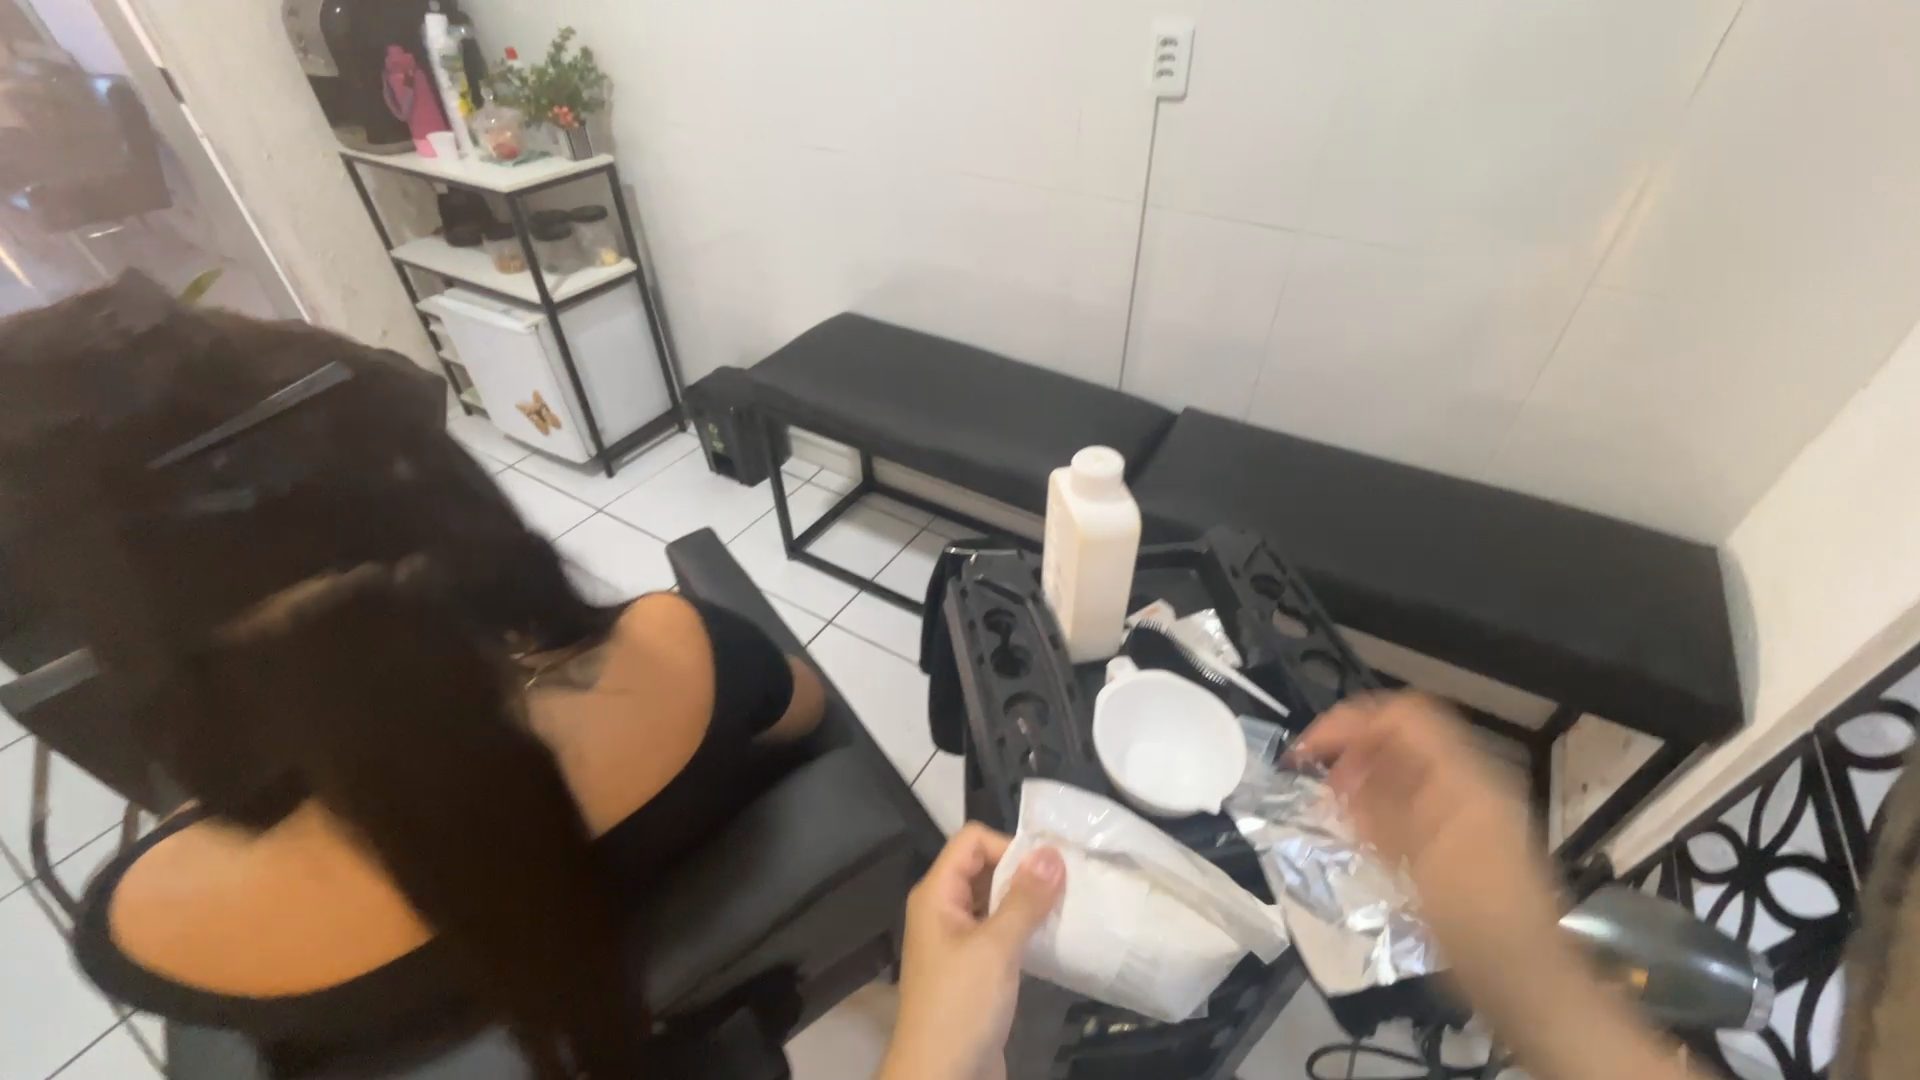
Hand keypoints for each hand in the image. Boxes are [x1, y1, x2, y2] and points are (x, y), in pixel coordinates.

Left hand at [880, 824, 1064, 1079]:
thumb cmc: (960, 1007)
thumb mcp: (996, 948)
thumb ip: (1024, 899)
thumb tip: (1052, 853)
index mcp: (937, 894)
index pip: (972, 841)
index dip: (1008, 846)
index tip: (1048, 867)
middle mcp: (944, 910)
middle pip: (984, 868)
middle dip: (1023, 872)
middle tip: (1066, 884)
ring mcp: (957, 941)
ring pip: (994, 901)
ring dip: (1026, 902)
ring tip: (1066, 908)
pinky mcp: (973, 969)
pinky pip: (999, 932)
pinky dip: (1023, 929)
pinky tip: (1052, 938)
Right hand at [1287, 693, 1562, 967]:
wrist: (1527, 982)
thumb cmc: (1473, 920)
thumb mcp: (1417, 859)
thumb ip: (1378, 806)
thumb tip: (1341, 770)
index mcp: (1464, 779)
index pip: (1403, 717)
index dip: (1351, 722)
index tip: (1311, 751)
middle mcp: (1468, 782)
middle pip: (1401, 736)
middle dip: (1352, 749)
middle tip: (1318, 779)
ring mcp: (1467, 807)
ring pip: (1403, 764)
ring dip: (1362, 773)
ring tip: (1332, 803)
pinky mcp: (1461, 832)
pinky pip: (1412, 794)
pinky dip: (1379, 800)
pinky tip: (1359, 826)